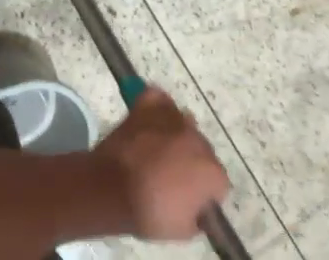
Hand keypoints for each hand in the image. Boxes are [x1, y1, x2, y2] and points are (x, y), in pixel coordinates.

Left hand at [93, 88, 230, 241]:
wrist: (110, 188)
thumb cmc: (150, 213)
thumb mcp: (185, 229)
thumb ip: (199, 213)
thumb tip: (196, 204)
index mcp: (212, 172)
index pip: (218, 182)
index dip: (203, 192)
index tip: (188, 198)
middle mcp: (197, 141)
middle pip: (202, 150)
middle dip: (190, 162)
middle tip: (170, 175)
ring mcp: (171, 120)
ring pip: (183, 123)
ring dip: (176, 135)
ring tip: (157, 149)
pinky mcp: (146, 107)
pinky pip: (159, 99)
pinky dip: (158, 107)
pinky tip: (152, 120)